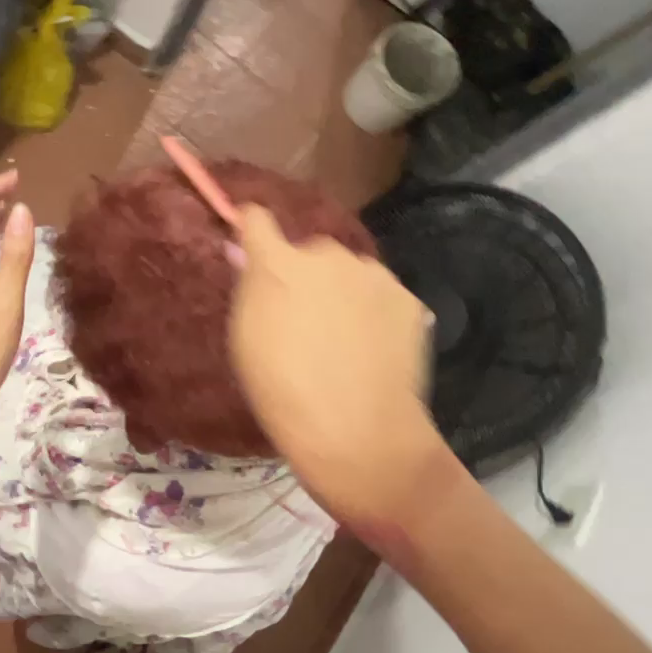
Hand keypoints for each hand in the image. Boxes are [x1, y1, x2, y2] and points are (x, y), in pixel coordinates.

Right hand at [228, 205, 454, 530]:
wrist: (357, 433)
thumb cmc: (281, 391)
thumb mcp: (244, 341)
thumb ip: (247, 288)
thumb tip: (243, 253)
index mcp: (278, 264)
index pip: (257, 219)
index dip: (251, 228)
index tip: (249, 246)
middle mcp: (327, 256)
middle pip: (308, 251)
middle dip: (302, 274)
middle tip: (301, 320)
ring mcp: (373, 275)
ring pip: (348, 273)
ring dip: (340, 292)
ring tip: (341, 341)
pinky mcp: (408, 298)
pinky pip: (380, 297)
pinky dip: (372, 314)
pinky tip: (371, 351)